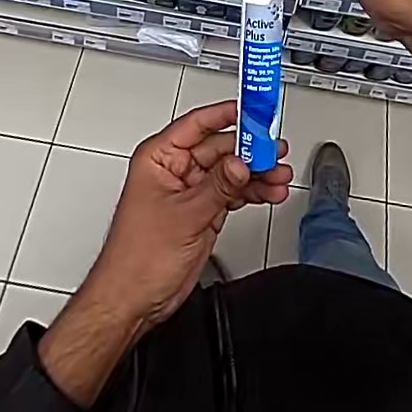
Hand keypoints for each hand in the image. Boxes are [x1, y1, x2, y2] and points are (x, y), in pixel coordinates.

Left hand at [40, 101, 290, 407]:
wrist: (133, 301)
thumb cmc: (136, 259)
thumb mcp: (186, 214)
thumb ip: (219, 185)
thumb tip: (241, 162)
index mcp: (159, 157)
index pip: (197, 124)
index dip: (226, 115)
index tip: (251, 110)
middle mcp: (175, 169)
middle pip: (219, 147)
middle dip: (250, 150)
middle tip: (275, 150)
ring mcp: (189, 189)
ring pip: (230, 170)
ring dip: (256, 173)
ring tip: (278, 174)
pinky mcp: (201, 209)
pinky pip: (231, 190)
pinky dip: (251, 191)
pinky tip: (268, 192)